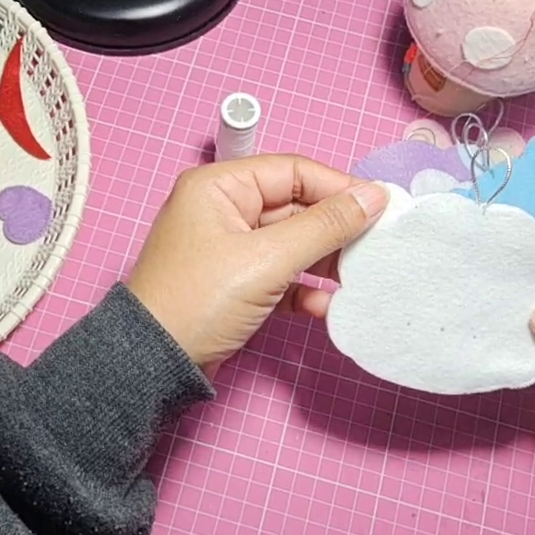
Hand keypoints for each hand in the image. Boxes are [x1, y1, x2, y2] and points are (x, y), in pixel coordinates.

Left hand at [127, 156, 386, 377]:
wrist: (154, 363)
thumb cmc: (197, 301)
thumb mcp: (267, 260)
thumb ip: (324, 226)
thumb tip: (372, 198)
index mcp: (220, 187)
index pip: (292, 171)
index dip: (338, 187)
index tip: (380, 208)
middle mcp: (223, 209)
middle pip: (295, 206)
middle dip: (334, 229)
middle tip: (375, 246)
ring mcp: (228, 247)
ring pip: (291, 243)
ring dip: (322, 261)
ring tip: (355, 277)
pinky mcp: (234, 282)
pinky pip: (279, 274)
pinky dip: (302, 288)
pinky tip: (322, 306)